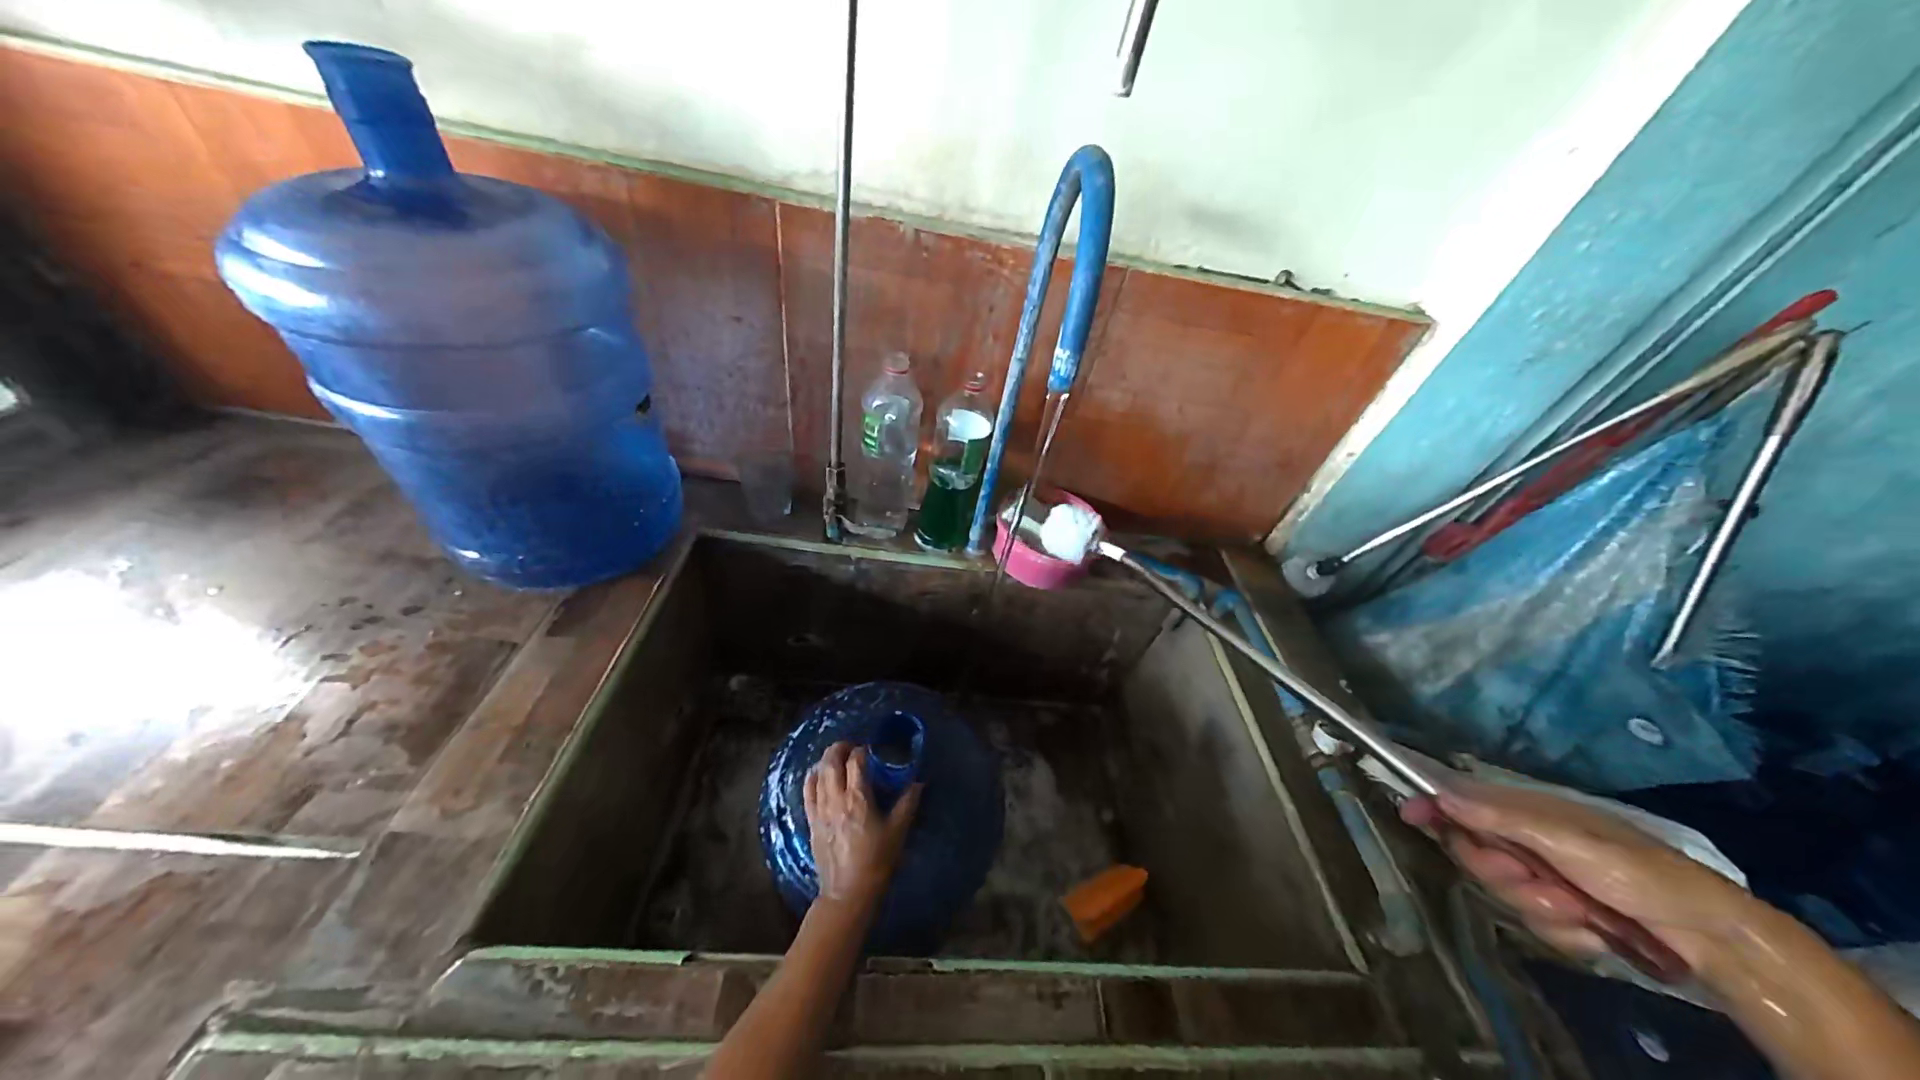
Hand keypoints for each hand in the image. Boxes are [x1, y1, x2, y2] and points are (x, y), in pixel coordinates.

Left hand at [804, 742, 922, 906]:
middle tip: (851, 746)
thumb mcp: (898, 831)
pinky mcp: (811, 820)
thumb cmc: (877, 861)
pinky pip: (807, 790)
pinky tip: (818, 774)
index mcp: (858, 799)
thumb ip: (908, 803)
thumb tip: (918, 782)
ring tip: (837, 757)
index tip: (871, 750)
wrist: (848, 892)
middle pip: (831, 761)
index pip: (856, 762)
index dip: (863, 750)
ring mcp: (820, 809)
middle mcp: (835, 799)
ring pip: (818, 773)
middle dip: (840, 748)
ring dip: (826, 759)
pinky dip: (812, 777)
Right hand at [1403, 778, 1755, 970]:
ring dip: (1538, 906)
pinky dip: (1563, 931)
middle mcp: (1528, 841)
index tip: (1410, 813)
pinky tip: (1592, 930)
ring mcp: (1545, 878)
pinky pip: (1534, 923)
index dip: (1433, 806)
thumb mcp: (1564, 839)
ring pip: (1503, 893)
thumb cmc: (1635, 871)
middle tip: (1530, 879)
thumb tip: (1440, 794)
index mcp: (1527, 812)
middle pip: (1474, 853)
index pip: (1462, 802)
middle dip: (1500, 873)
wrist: (1708, 935)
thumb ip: (1500, 819)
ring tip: (1579, 911)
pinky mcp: (1563, 914)